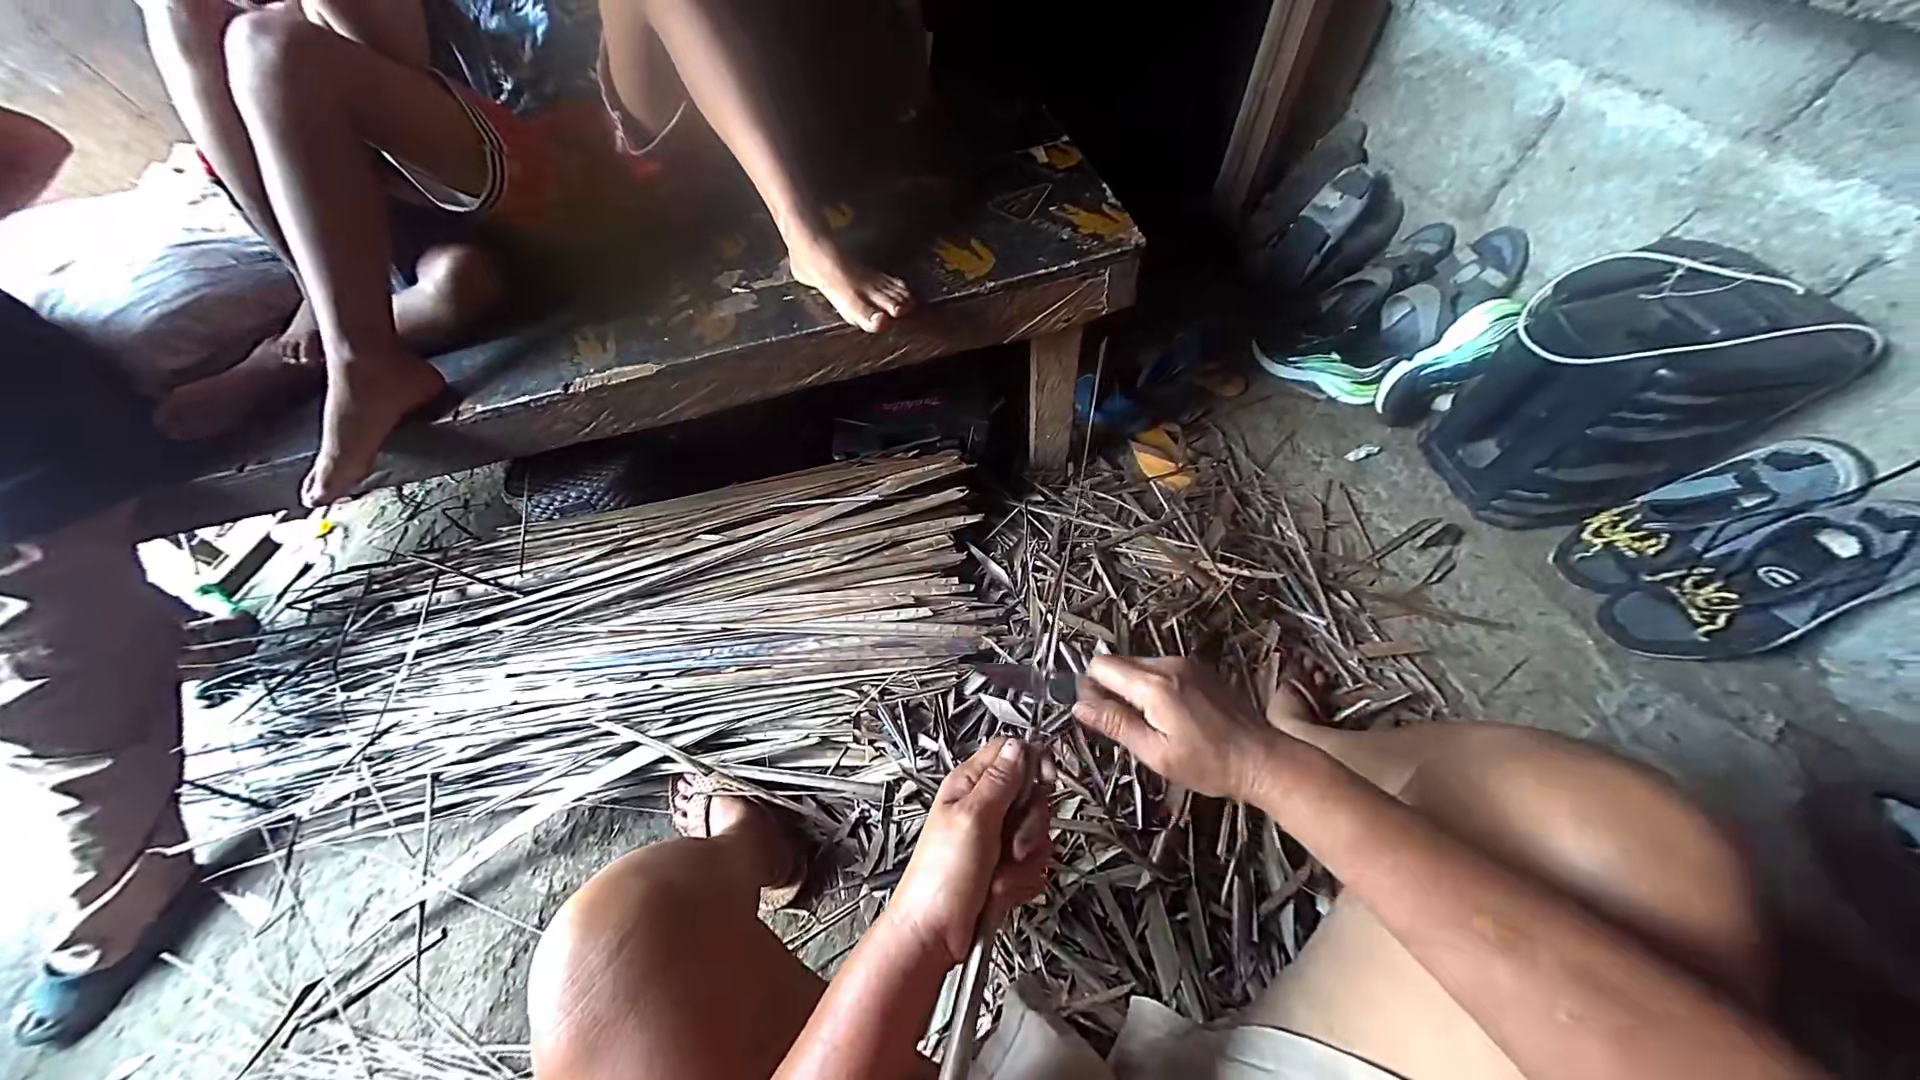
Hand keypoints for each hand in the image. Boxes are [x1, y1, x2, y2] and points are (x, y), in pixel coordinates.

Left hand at [888, 737, 1053, 966]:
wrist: (935, 937)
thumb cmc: (939, 878)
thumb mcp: (973, 819)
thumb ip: (999, 781)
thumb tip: (1017, 745)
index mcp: (970, 785)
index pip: (1010, 752)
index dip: (1033, 762)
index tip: (1044, 782)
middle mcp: (985, 807)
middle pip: (1032, 795)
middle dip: (1030, 824)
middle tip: (1012, 843)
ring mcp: (997, 838)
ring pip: (1038, 832)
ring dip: (1025, 859)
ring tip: (1000, 873)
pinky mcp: (1006, 866)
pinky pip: (1035, 863)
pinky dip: (1023, 879)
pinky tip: (1001, 888)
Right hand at [1074, 655, 1291, 801]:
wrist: (1262, 759)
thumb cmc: (1210, 764)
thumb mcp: (1155, 752)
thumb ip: (1115, 723)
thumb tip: (1080, 705)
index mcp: (1154, 686)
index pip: (1101, 666)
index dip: (1091, 688)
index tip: (1097, 713)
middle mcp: (1169, 665)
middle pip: (1118, 663)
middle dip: (1111, 689)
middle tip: (1124, 724)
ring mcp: (1186, 663)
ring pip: (1138, 665)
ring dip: (1133, 689)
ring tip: (1151, 723)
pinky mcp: (1198, 668)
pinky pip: (1160, 668)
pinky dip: (1153, 686)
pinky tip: (1170, 715)